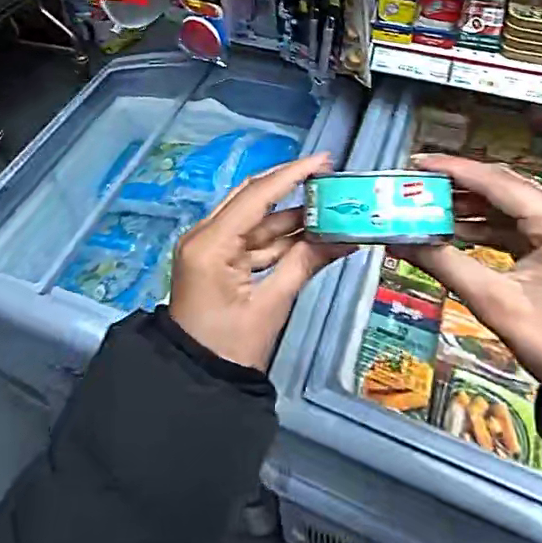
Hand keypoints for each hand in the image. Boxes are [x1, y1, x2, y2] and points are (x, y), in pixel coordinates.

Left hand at [167, 153, 352, 370]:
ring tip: (330, 206)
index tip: (324, 160)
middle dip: (292, 189)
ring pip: (256, 221)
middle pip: (253, 200)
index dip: (292, 175)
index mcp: (210, 242)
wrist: (196, 382)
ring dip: (291, 217)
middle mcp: (205, 235)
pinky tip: (312, 233)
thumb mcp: (271, 305)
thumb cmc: (230, 348)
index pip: (256, 196)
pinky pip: (252, 241)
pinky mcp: (217, 261)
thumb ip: (305, 263)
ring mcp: (210, 248)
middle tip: (329, 177)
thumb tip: (345, 238)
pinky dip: (281, 239)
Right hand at [395, 154, 541, 428]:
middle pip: (501, 189)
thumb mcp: (496, 304)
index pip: (497, 182)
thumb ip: (445, 265)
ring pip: (505, 207)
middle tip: (414, 186)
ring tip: (425, 206)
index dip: (453, 171)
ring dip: (467, 208)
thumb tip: (398, 241)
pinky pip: (512, 227)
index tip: (415, 164)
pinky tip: (452, 231)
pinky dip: (482, 228)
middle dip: (456, 187)